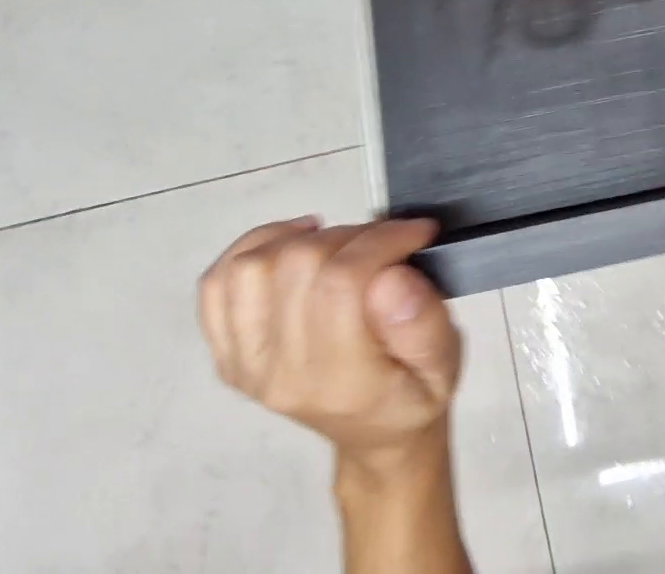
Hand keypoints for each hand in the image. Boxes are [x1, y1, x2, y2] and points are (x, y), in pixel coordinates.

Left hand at [197, 216, 462, 475]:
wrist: (376, 433)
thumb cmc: (416, 392)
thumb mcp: (446, 364)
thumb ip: (424, 324)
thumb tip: (391, 277)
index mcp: (341, 379)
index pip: (342, 281)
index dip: (381, 241)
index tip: (418, 232)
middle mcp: (280, 372)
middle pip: (298, 265)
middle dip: (353, 234)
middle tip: (388, 240)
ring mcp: (246, 363)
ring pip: (253, 266)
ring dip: (305, 239)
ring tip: (345, 244)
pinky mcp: (228, 351)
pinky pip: (218, 283)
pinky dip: (256, 248)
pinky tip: (296, 245)